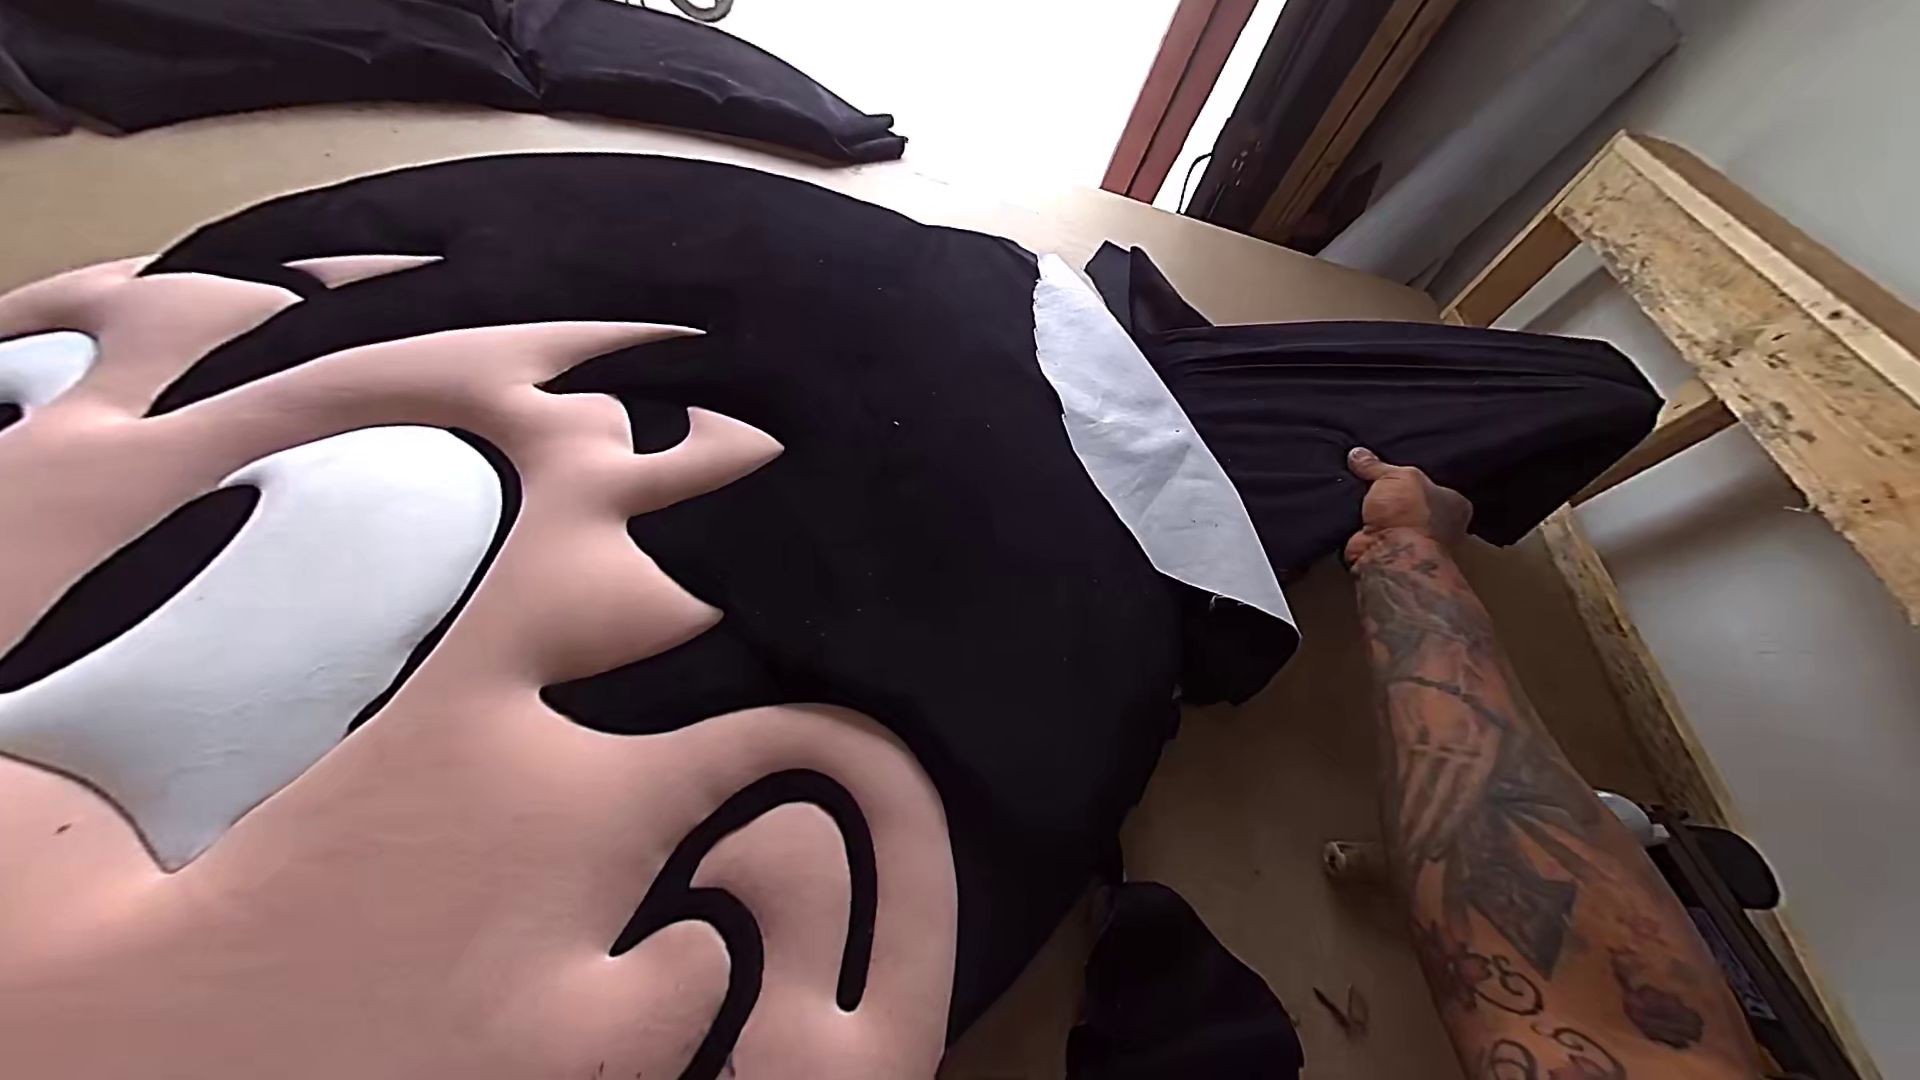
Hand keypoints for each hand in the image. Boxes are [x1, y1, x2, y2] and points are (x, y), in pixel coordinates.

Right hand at [1343, 447, 1472, 566]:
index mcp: (1453, 504)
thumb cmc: (1409, 513)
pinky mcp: (1382, 549)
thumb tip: (1357, 453)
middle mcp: (1436, 524)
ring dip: (1368, 507)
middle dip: (1385, 492)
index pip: (1431, 484)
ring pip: (1384, 514)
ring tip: (1349, 491)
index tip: (1386, 468)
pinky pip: (1365, 528)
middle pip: (1405, 499)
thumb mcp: (1397, 476)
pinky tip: (1345, 510)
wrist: (1387, 552)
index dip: (1408, 476)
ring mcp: (1409, 539)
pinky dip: (1354, 521)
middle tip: (1363, 477)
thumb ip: (1377, 465)